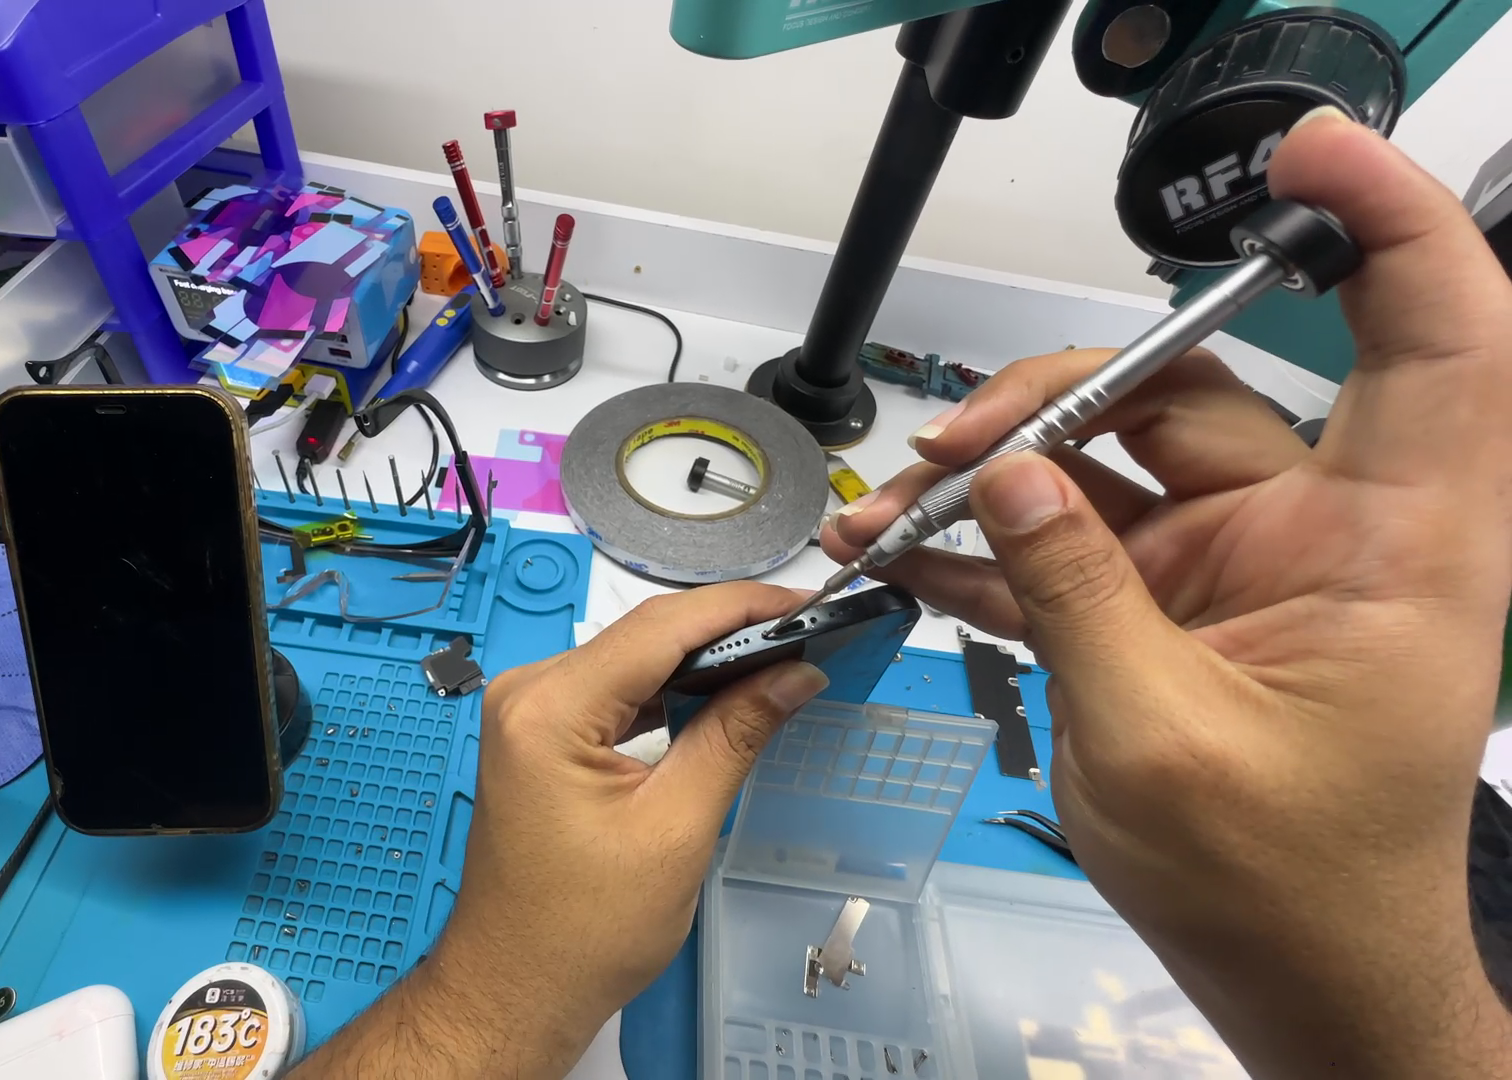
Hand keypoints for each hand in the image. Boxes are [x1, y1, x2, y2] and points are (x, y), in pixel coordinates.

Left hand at [295, 584, 828, 1078]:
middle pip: (641, 635)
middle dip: (724, 628)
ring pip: (628, 657)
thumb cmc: (588, 928)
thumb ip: (735, 736)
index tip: (805, 602)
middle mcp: (529, 688)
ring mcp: (527, 705)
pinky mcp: (538, 726)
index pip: (657, 628)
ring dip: (697, 656)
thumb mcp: (676, 830)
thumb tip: (796, 674)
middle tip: (802, 629)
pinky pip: (610, 687)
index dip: (738, 607)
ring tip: (772, 653)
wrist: (513, 984)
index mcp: (550, 707)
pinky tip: (712, 688)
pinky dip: (663, 686)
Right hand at [825, 108, 1511, 1076]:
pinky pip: (1038, 552)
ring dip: (970, 497)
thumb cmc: (1267, 877)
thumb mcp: (1156, 730)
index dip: (1380, 235)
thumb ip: (1075, 591)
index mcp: (1377, 545)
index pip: (1426, 344)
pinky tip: (893, 564)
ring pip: (1075, 479)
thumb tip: (1006, 481)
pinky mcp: (1128, 606)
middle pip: (1161, 405)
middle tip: (935, 460)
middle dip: (1033, 419)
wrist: (1268, 963)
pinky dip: (964, 555)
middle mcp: (1290, 532)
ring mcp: (1195, 568)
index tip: (1298, 161)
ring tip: (878, 526)